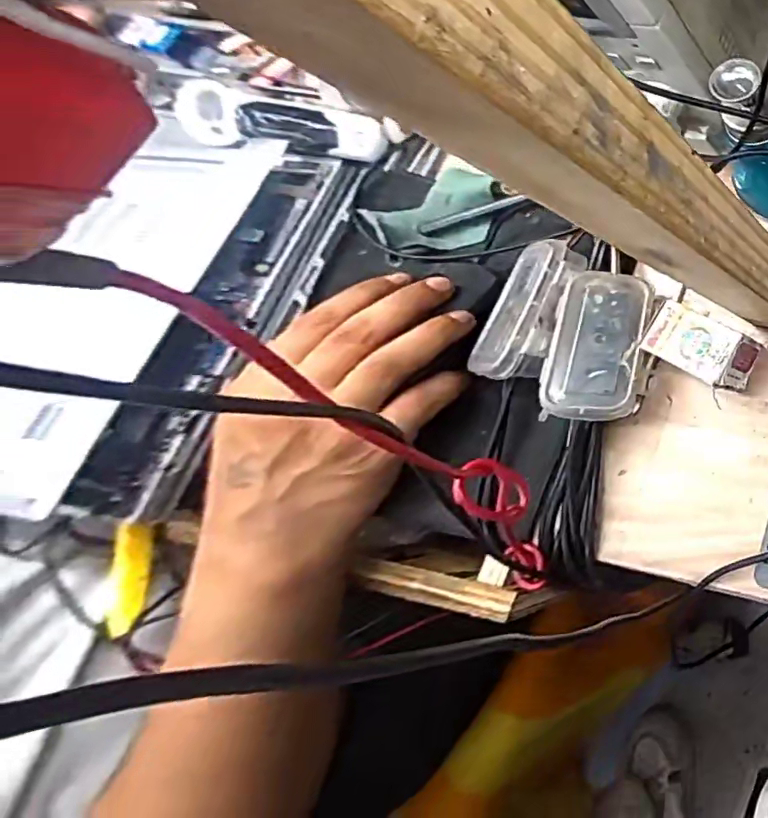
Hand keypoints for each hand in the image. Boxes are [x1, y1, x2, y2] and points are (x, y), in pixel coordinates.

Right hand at [202, 273, 472, 577]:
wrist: (268, 544)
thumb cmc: (261, 480)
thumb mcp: (250, 416)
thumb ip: (288, 373)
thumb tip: (348, 327)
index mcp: (257, 383)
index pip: (318, 321)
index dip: (366, 294)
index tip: (399, 279)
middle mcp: (294, 396)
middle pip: (362, 332)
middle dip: (409, 302)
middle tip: (444, 287)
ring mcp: (337, 422)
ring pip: (394, 360)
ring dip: (435, 333)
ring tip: (462, 318)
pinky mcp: (375, 448)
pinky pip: (419, 403)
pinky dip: (444, 385)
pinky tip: (462, 375)